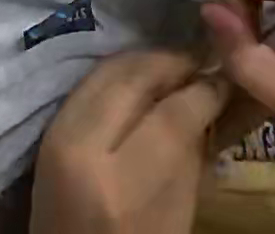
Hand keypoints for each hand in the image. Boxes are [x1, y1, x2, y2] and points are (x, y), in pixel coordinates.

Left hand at [31, 51, 230, 233]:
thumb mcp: (176, 214)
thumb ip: (192, 150)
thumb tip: (215, 93)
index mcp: (120, 187)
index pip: (171, 116)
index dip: (204, 91)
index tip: (225, 78)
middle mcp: (82, 149)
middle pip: (136, 78)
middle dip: (175, 62)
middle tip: (203, 59)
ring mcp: (58, 133)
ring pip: (110, 68)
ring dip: (148, 59)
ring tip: (177, 63)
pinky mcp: (49, 125)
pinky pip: (92, 79)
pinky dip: (122, 70)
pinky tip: (145, 73)